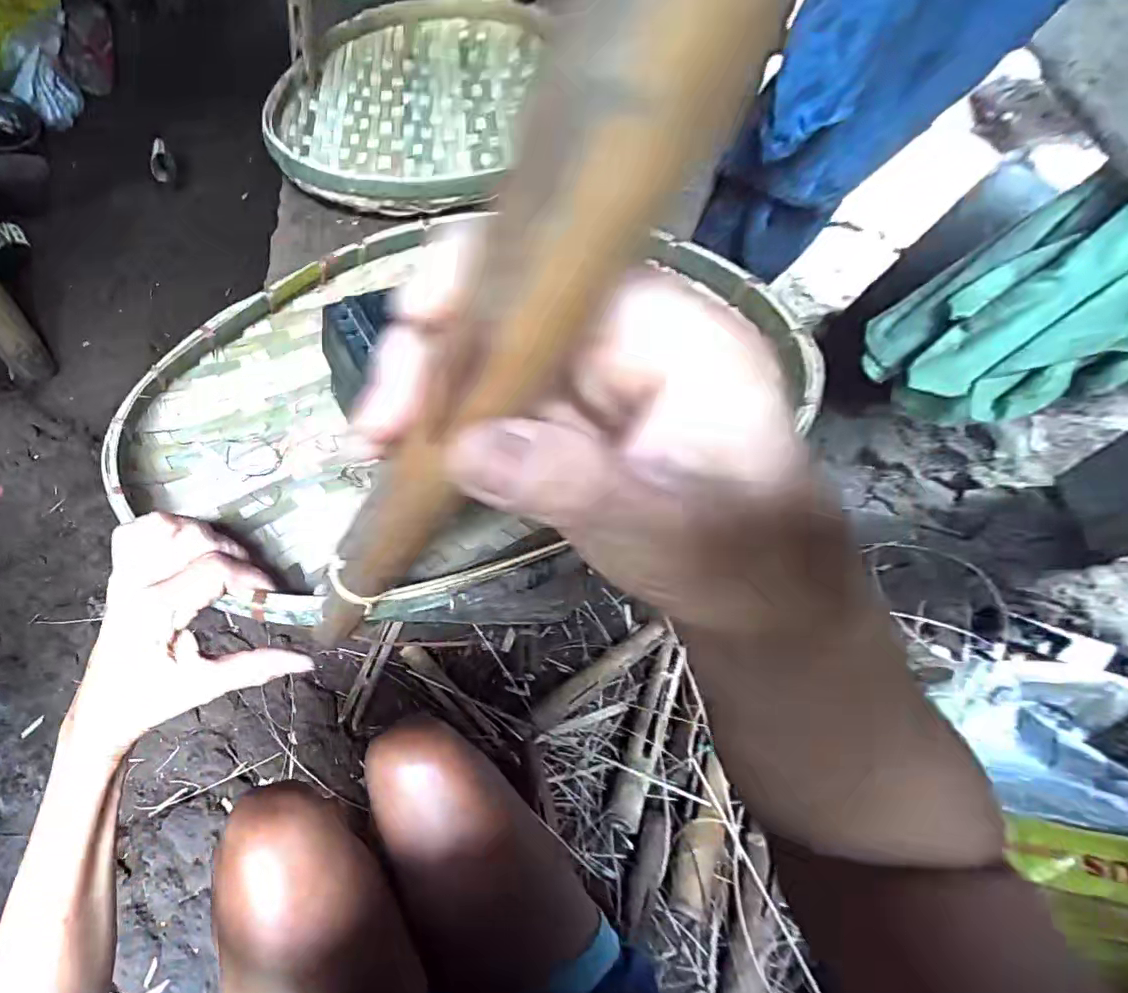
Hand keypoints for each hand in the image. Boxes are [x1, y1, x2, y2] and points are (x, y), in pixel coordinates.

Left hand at [70, 514, 312, 748]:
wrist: (102, 707)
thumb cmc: (150, 699)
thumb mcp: (206, 685)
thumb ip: (256, 667)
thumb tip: (302, 661)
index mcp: (155, 610)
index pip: (214, 569)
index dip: (252, 576)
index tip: (271, 594)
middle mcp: (136, 583)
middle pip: (193, 538)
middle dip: (233, 553)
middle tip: (251, 580)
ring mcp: (123, 574)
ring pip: (164, 526)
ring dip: (201, 535)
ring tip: (223, 560)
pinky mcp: (117, 572)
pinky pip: (137, 531)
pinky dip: (165, 530)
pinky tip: (185, 548)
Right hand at [354, 230, 857, 637]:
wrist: (753, 595)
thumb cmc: (737, 554)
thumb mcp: (667, 528)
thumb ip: (575, 485)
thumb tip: (466, 448)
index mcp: (661, 329)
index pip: (556, 262)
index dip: (474, 277)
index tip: (415, 327)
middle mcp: (612, 339)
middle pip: (499, 306)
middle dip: (425, 352)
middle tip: (378, 424)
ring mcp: (579, 384)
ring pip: (479, 359)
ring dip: (418, 393)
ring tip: (374, 444)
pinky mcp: (555, 426)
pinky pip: (483, 410)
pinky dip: (437, 430)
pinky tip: (399, 459)